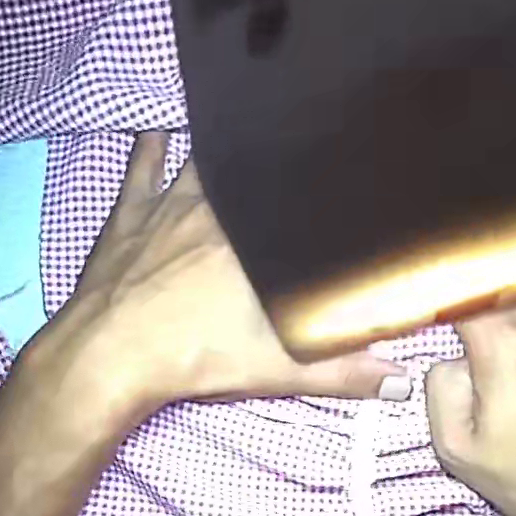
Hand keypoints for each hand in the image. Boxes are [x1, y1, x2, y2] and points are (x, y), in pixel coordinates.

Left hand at [15, 131, 405, 428]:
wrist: (111, 357)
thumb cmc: (200, 358)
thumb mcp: (281, 371)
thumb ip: (345, 375)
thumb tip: (404, 385)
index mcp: (257, 240)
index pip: (299, 203)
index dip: (325, 189)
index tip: (347, 176)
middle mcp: (218, 207)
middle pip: (253, 174)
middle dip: (277, 166)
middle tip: (301, 149)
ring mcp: (169, 203)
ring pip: (202, 160)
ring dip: (223, 152)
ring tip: (246, 131)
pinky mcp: (129, 211)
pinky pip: (142, 166)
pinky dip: (151, 148)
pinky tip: (159, 130)